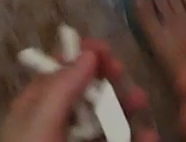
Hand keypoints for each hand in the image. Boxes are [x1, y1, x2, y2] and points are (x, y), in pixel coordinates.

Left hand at [0, 38, 156, 141]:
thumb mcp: (39, 122)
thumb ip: (62, 87)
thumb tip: (86, 53)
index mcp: (36, 109)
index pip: (60, 71)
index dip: (83, 58)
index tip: (106, 52)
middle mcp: (57, 126)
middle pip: (87, 95)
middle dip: (110, 83)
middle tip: (128, 81)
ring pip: (106, 123)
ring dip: (126, 111)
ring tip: (144, 106)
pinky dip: (134, 139)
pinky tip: (148, 138)